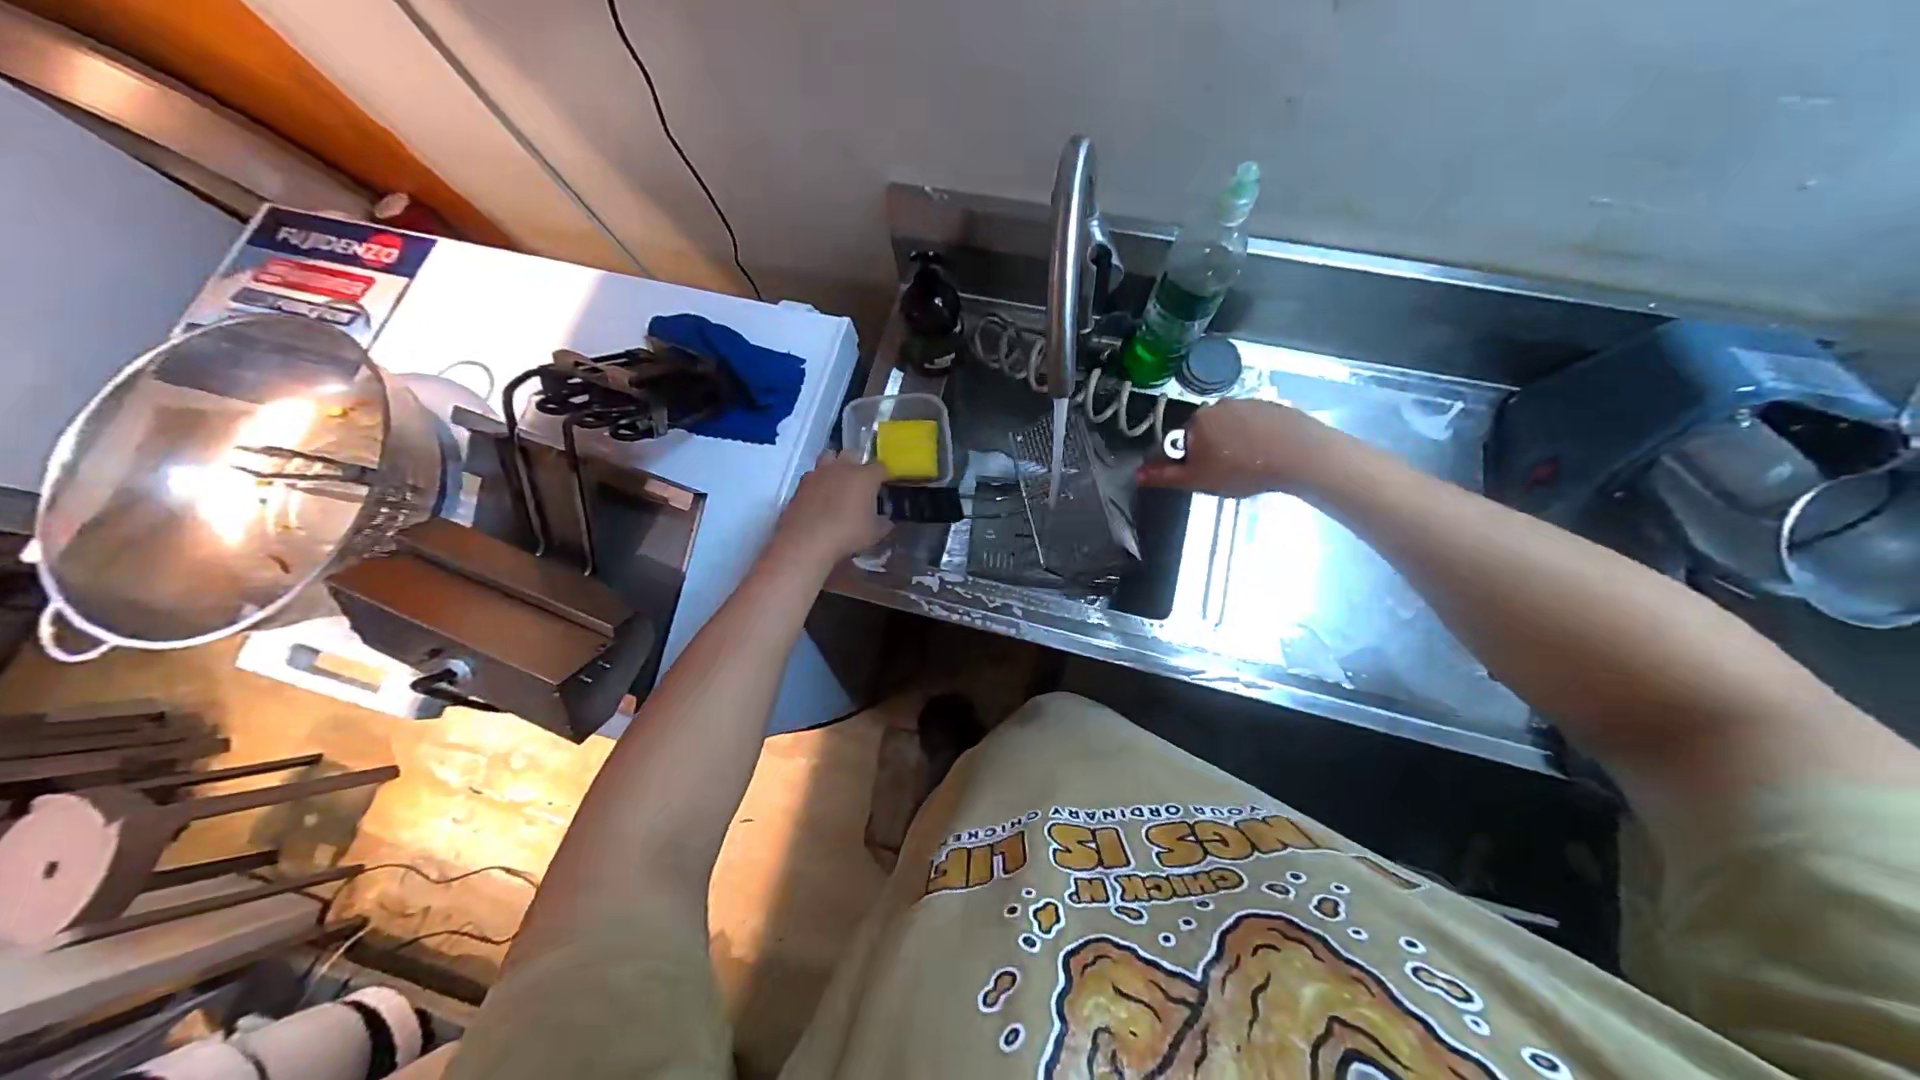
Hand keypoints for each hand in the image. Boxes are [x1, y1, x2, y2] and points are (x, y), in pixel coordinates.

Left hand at [767, 452, 892, 567]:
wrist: (806, 541)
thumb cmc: (847, 534)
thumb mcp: (875, 533)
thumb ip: (884, 523)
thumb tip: (886, 520)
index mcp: (864, 476)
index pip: (881, 467)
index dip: (884, 476)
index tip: (885, 486)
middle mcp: (842, 467)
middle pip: (852, 454)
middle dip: (858, 464)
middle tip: (860, 482)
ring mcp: (819, 472)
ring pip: (829, 457)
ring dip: (835, 465)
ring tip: (838, 482)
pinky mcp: (801, 483)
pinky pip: (813, 474)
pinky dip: (819, 481)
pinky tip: (819, 496)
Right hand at [1137, 399, 1341, 496]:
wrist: (1299, 454)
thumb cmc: (1241, 469)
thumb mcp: (1197, 479)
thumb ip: (1165, 476)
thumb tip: (1137, 474)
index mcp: (1197, 420)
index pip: (1182, 439)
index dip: (1190, 459)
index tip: (1205, 474)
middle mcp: (1219, 404)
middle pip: (1207, 431)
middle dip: (1212, 449)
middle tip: (1227, 473)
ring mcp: (1248, 402)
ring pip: (1232, 426)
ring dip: (1235, 443)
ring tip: (1250, 465)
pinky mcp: (1273, 406)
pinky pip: (1255, 423)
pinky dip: (1256, 437)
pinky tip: (1267, 455)